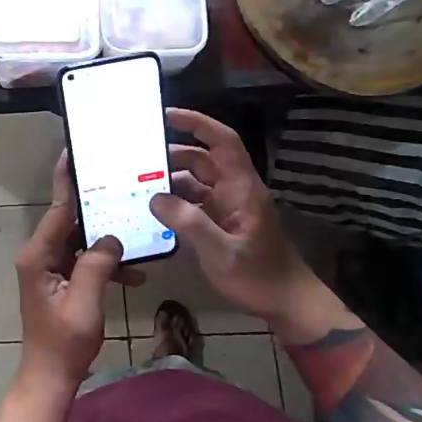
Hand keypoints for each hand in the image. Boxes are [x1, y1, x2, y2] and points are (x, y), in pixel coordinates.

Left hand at [15, 152, 142, 387]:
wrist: (52, 372)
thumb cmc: (65, 340)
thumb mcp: (85, 301)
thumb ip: (97, 265)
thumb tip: (112, 237)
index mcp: (38, 256)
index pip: (55, 210)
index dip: (66, 183)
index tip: (73, 155)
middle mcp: (39, 255)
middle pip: (68, 221)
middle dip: (94, 206)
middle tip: (120, 185)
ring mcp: (48, 268)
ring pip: (79, 241)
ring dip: (106, 240)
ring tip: (136, 230)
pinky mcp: (60, 280)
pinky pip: (83, 260)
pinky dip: (105, 263)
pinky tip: (133, 271)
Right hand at [149, 108, 316, 321]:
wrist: (288, 306)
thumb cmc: (259, 277)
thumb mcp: (221, 252)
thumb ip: (188, 222)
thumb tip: (154, 197)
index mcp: (241, 189)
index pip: (222, 143)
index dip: (197, 123)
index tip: (165, 115)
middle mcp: (234, 192)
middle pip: (201, 160)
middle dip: (169, 155)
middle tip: (134, 159)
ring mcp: (227, 208)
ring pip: (193, 182)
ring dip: (167, 180)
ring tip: (133, 184)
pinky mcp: (219, 225)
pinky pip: (191, 203)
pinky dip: (170, 202)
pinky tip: (148, 210)